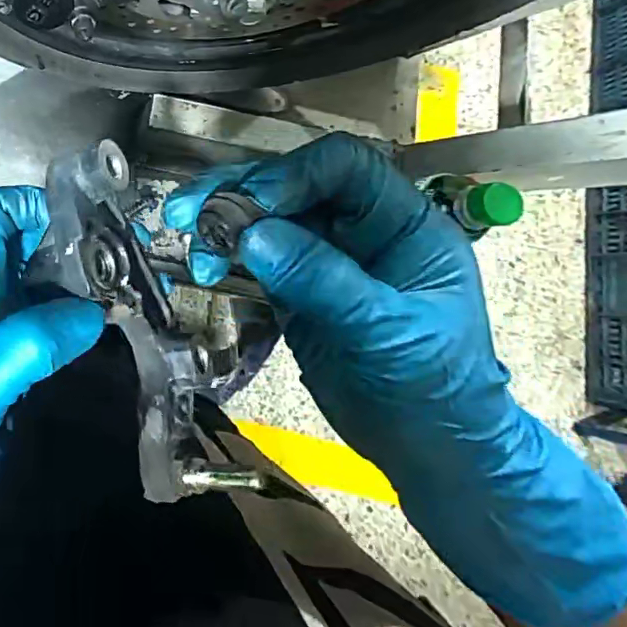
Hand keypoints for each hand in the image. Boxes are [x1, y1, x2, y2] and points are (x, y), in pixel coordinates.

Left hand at [0, 187, 104, 626]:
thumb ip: (33, 342)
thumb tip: (94, 314)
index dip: (39, 205)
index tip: (92, 225)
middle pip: (26, 244)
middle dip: (74, 243)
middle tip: (131, 263)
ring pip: (40, 284)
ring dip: (81, 283)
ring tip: (133, 295)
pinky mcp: (6, 363)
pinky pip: (45, 325)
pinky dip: (76, 321)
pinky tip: (110, 333)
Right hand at [162, 133, 626, 626]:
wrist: (439, 459)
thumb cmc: (437, 392)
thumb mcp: (383, 332)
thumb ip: (317, 276)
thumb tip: (249, 232)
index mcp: (405, 227)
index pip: (339, 167)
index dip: (282, 174)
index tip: (236, 204)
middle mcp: (365, 238)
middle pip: (291, 192)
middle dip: (238, 199)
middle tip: (187, 219)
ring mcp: (329, 268)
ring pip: (267, 226)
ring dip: (226, 233)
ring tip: (187, 248)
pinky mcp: (303, 297)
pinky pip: (257, 264)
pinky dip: (228, 266)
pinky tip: (205, 280)